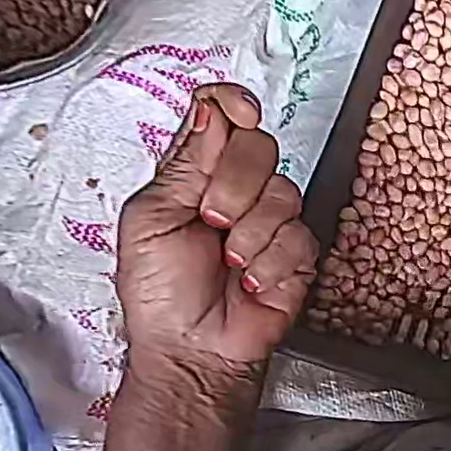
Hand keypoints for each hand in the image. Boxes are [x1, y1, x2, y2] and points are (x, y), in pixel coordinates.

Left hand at [117, 83, 319, 368]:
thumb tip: (211, 110)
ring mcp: (273, 222)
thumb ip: (186, 163)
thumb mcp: (151, 216)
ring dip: (251, 235)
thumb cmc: (162, 291)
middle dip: (235, 184)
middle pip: (260, 147)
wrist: (195, 346)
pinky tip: (251, 283)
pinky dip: (270, 264)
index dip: (233, 104)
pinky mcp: (300, 255)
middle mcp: (240, 191)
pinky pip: (299, 238)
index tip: (238, 111)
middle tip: (211, 220)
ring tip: (230, 264)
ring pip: (284, 194)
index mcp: (198, 174)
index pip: (223, 115)